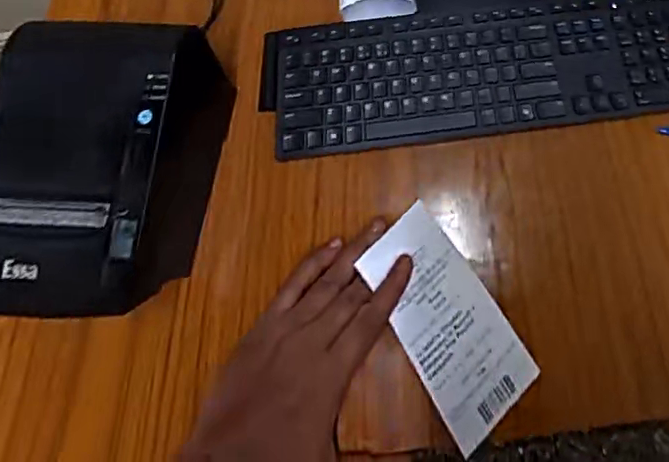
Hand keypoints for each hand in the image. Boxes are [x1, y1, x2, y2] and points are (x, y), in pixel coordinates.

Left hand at [179, 218, 412, 461]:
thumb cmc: (277, 460)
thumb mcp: (328, 452)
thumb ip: (358, 438)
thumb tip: (391, 454)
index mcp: (333, 373)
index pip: (371, 320)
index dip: (390, 289)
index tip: (405, 264)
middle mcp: (313, 344)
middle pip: (353, 294)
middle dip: (376, 262)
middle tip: (393, 236)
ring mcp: (287, 330)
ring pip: (327, 283)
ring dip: (352, 254)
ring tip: (371, 230)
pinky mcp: (264, 326)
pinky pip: (293, 286)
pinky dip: (313, 264)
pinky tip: (330, 247)